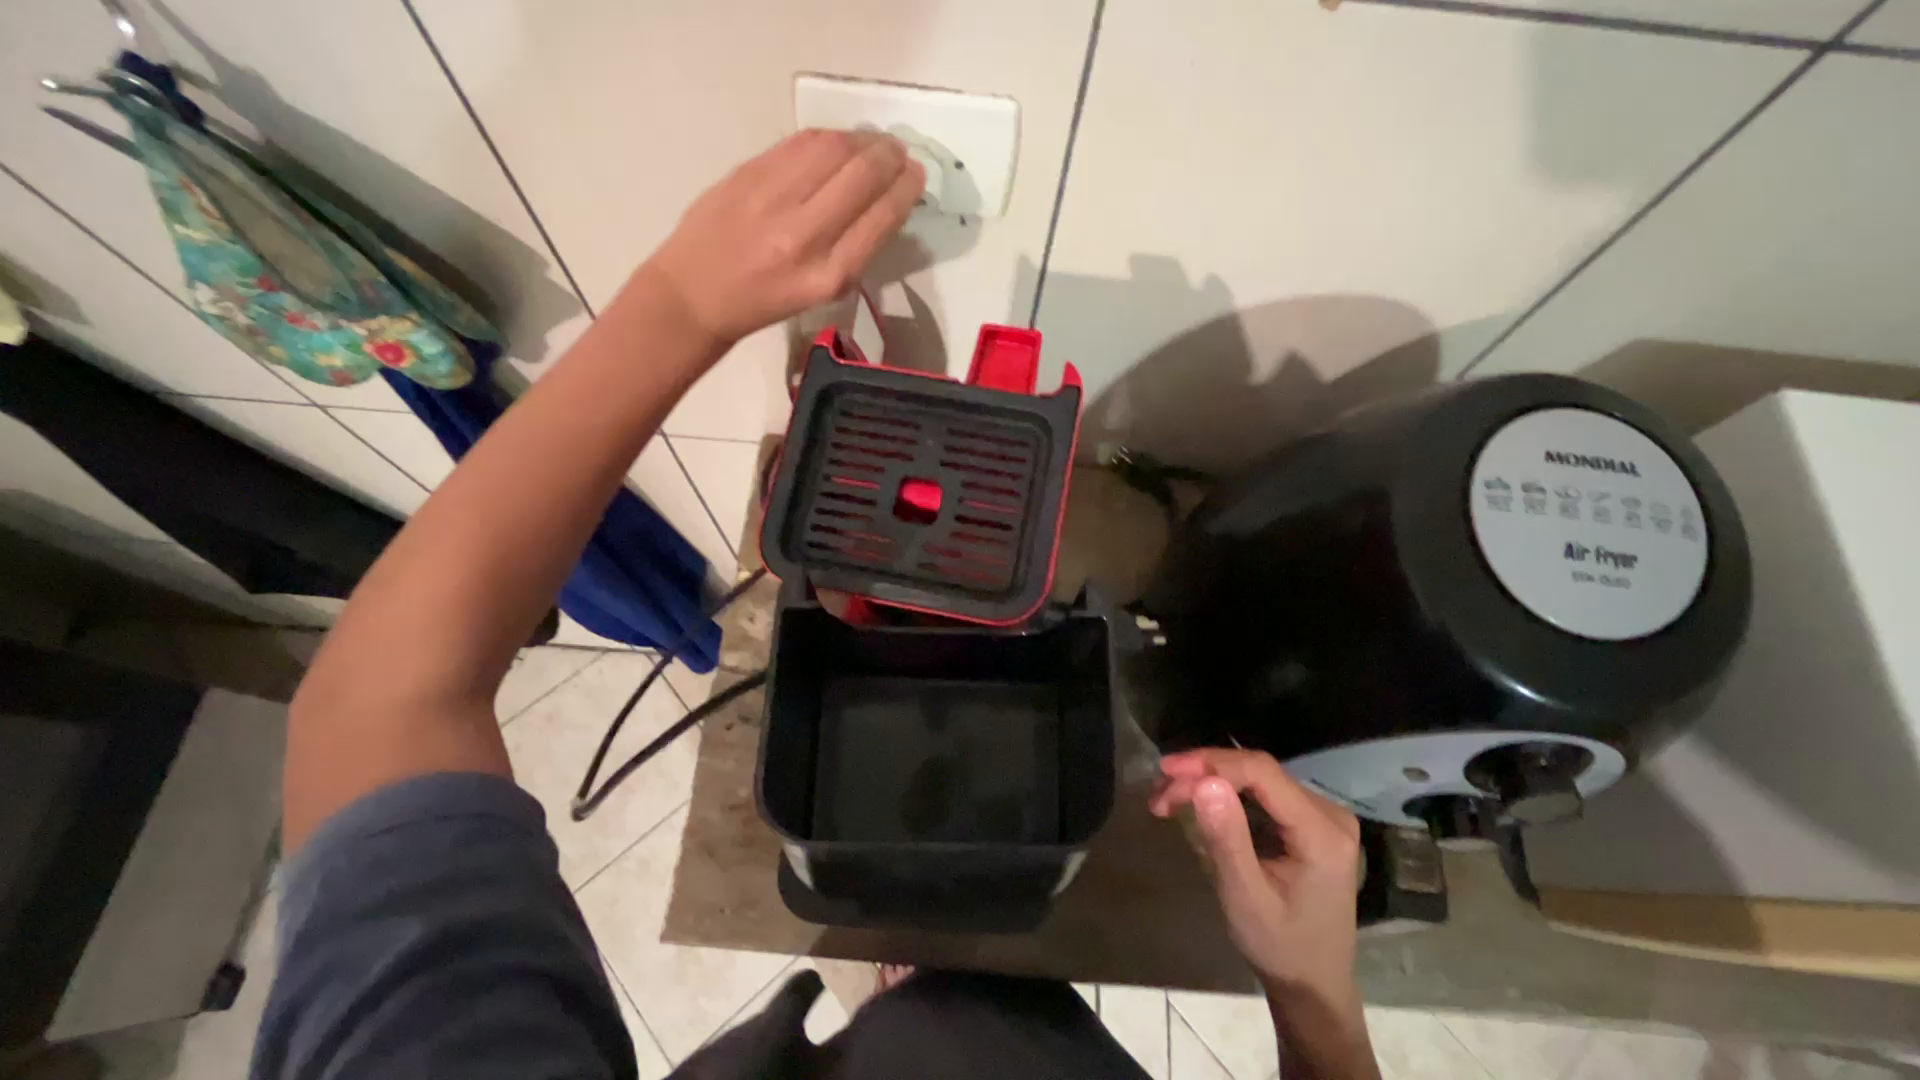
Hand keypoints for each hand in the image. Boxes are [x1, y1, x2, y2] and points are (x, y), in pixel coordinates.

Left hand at [640, 129, 924, 347]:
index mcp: (828, 275)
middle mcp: (804, 237)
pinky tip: (838, 142)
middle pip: (862, 176)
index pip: (881, 218)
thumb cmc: (765, 302)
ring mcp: (773, 201)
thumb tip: (885, 199)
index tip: (916, 176)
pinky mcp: (748, 175)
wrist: (695, 295)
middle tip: (899, 153)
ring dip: (862, 139)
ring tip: (873, 143)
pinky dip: (828, 137)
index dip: (905, 189)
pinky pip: (800, 143)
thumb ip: (853, 247)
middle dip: (889, 157)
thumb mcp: (821, 291)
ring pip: (833, 149)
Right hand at [1149, 748, 1363, 998]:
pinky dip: (1226, 796)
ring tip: (1167, 798)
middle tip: (1159, 792)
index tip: (1166, 773)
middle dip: (1204, 773)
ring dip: (1210, 782)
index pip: (1262, 772)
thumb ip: (1227, 838)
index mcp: (1322, 831)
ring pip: (1257, 780)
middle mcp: (1329, 814)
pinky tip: (1196, 804)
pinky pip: (1262, 795)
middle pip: (1259, 771)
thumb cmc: (1279, 945)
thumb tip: (1203, 782)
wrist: (1312, 984)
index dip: (1211, 763)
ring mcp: (1321, 818)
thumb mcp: (1245, 897)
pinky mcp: (1308, 825)